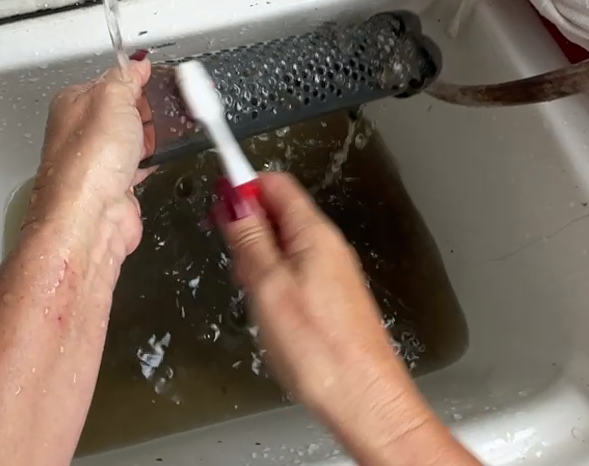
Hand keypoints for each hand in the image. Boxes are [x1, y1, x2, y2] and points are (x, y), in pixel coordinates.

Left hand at [24, 57, 154, 264]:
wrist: (89, 221)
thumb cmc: (87, 163)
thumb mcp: (113, 99)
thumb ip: (127, 77)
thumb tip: (137, 64)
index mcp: (73, 104)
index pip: (109, 81)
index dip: (135, 79)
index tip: (159, 76)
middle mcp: (82, 132)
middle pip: (121, 109)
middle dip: (147, 106)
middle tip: (173, 100)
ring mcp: (99, 161)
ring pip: (131, 137)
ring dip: (152, 133)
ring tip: (175, 124)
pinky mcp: (115, 186)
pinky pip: (138, 164)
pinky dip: (152, 158)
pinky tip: (164, 153)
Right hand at [218, 172, 477, 465]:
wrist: (369, 406)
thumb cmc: (323, 353)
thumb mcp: (268, 287)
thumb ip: (249, 238)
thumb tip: (234, 198)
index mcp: (313, 233)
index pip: (275, 182)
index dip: (243, 185)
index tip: (219, 200)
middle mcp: (327, 246)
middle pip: (278, 211)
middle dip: (248, 228)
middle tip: (235, 260)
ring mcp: (332, 273)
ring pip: (284, 244)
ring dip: (258, 258)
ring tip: (253, 293)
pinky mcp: (333, 299)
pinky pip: (295, 271)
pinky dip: (273, 281)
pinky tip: (270, 312)